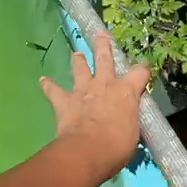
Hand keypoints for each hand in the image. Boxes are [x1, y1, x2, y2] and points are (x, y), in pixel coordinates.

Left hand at [39, 31, 151, 176]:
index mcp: (126, 92)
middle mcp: (105, 85)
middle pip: (104, 58)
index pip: (140, 73)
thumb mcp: (133, 133)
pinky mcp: (64, 101)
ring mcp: (83, 91)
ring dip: (77, 61)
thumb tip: (127, 122)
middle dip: (103, 46)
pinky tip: (42, 81)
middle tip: (101, 35)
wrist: (87, 151)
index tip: (143, 71)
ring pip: (79, 68)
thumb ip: (130, 120)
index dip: (142, 71)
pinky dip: (48, 86)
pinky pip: (53, 90)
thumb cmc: (117, 145)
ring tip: (76, 54)